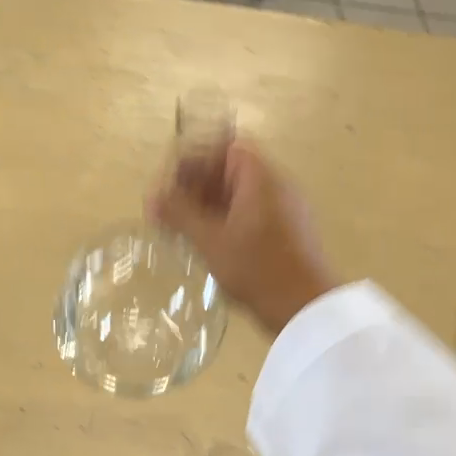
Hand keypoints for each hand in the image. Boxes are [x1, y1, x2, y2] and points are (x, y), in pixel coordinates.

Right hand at [147, 138, 338, 333]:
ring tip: (178, 232)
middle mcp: (275, 186)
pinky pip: (248, 216)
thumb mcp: (210, 241)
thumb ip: (179, 214)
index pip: (224, 149)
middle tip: (165, 213)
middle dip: (194, 188)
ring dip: (205, 208)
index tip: (168, 186)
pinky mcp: (284, 234)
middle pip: (229, 172)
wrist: (304, 306)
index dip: (193, 161)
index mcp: (260, 177)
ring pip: (237, 197)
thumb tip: (151, 196)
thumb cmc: (256, 269)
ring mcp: (282, 210)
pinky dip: (222, 223)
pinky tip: (204, 246)